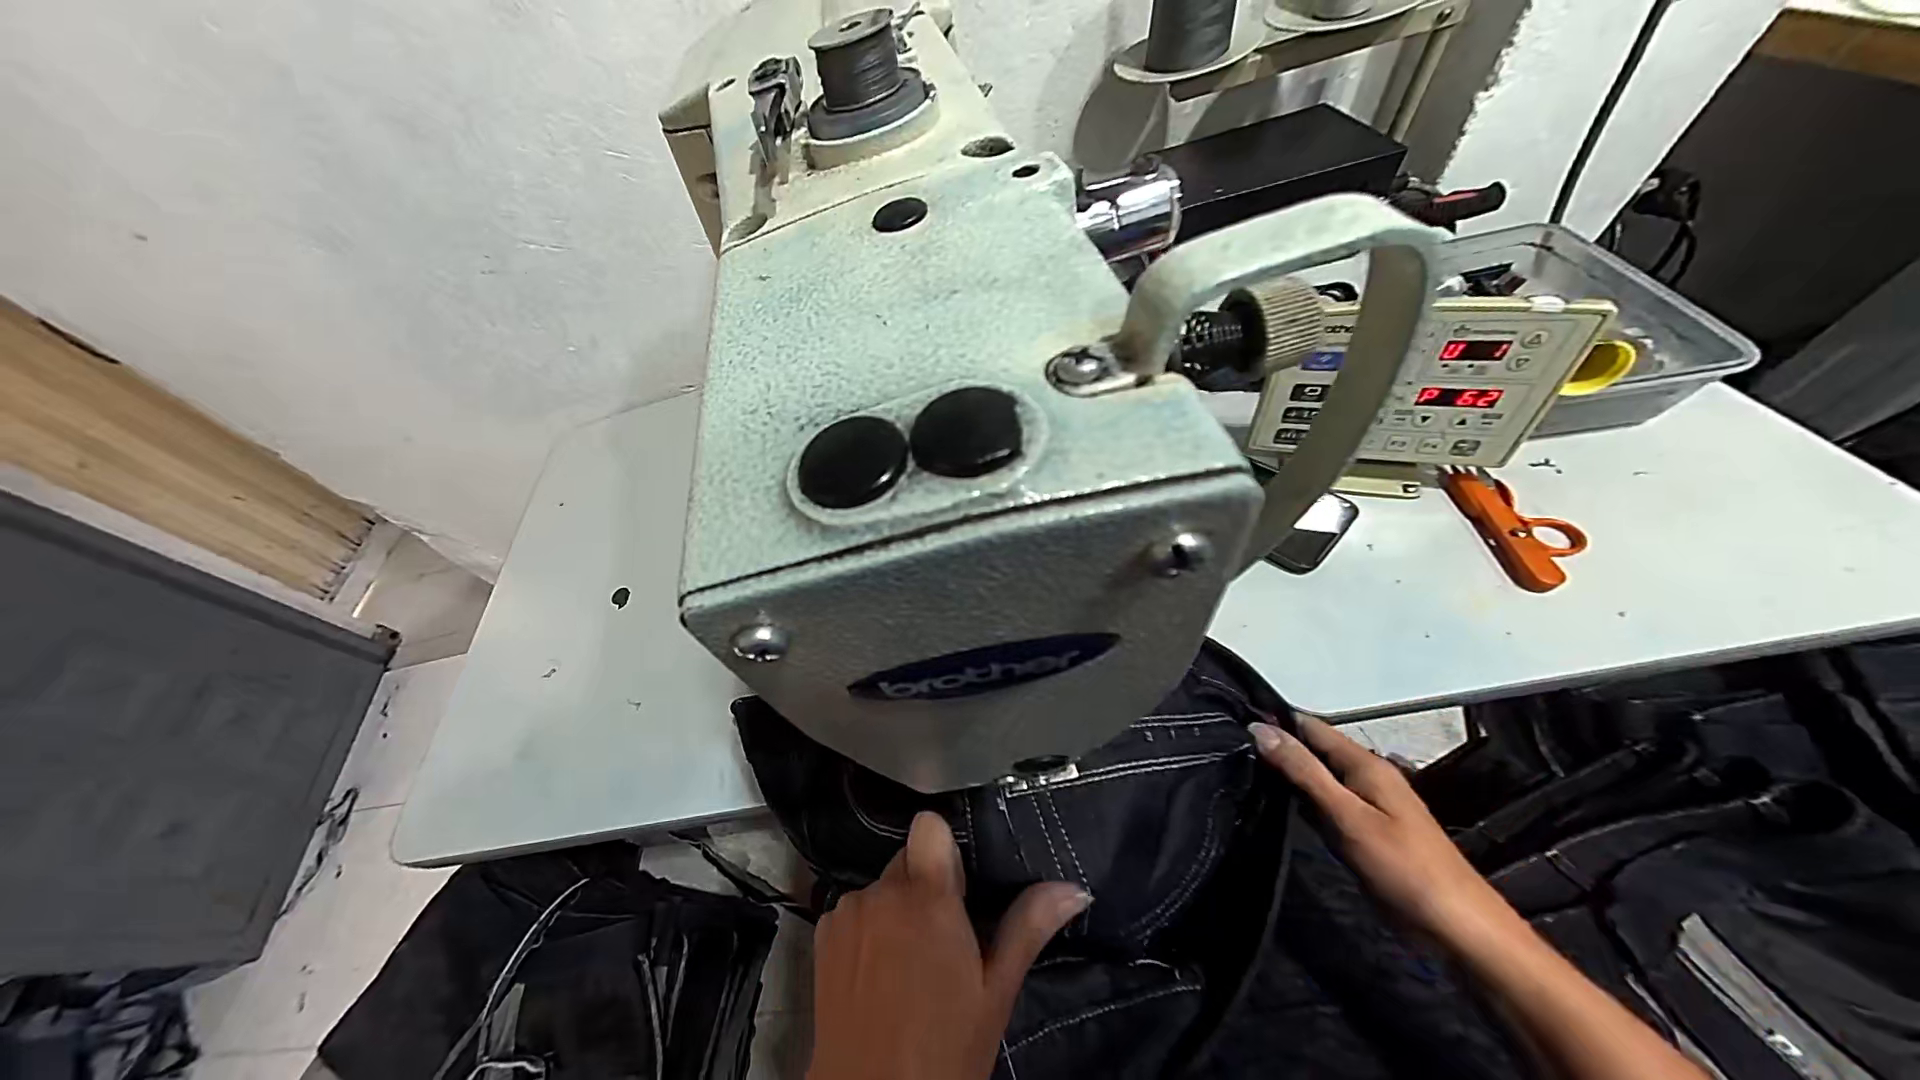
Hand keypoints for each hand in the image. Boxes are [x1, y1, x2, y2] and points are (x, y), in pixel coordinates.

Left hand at [807, 811, 1090, 1079]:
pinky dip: (869, 927)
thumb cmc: (944, 1050)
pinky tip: (878, 973)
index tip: (960, 884)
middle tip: (946, 937)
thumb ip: (1029, 927)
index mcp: (927, 897)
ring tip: (911, 963)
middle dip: (928, 883)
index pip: (930, 826)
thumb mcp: (995, 992)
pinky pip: (856, 909)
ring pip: (884, 885)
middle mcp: (882, 892)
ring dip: (898, 908)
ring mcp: (847, 912)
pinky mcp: (823, 934)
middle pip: (909, 857)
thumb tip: (1075, 889)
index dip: (946, 848)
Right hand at [1249, 716, 1520, 946]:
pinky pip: (1323, 803)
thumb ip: (1303, 771)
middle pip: (1313, 750)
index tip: (1233, 718)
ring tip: (1242, 768)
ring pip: (1316, 777)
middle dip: (1277, 746)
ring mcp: (1366, 805)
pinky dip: (1300, 800)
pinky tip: (1274, 804)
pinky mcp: (1363, 831)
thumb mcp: (1346, 815)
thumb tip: (1260, 730)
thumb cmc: (1403, 868)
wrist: (1459, 929)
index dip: (1275, 720)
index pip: (1311, 726)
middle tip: (1230, 746)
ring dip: (1286, 773)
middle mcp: (1365, 777)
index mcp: (1365, 764)